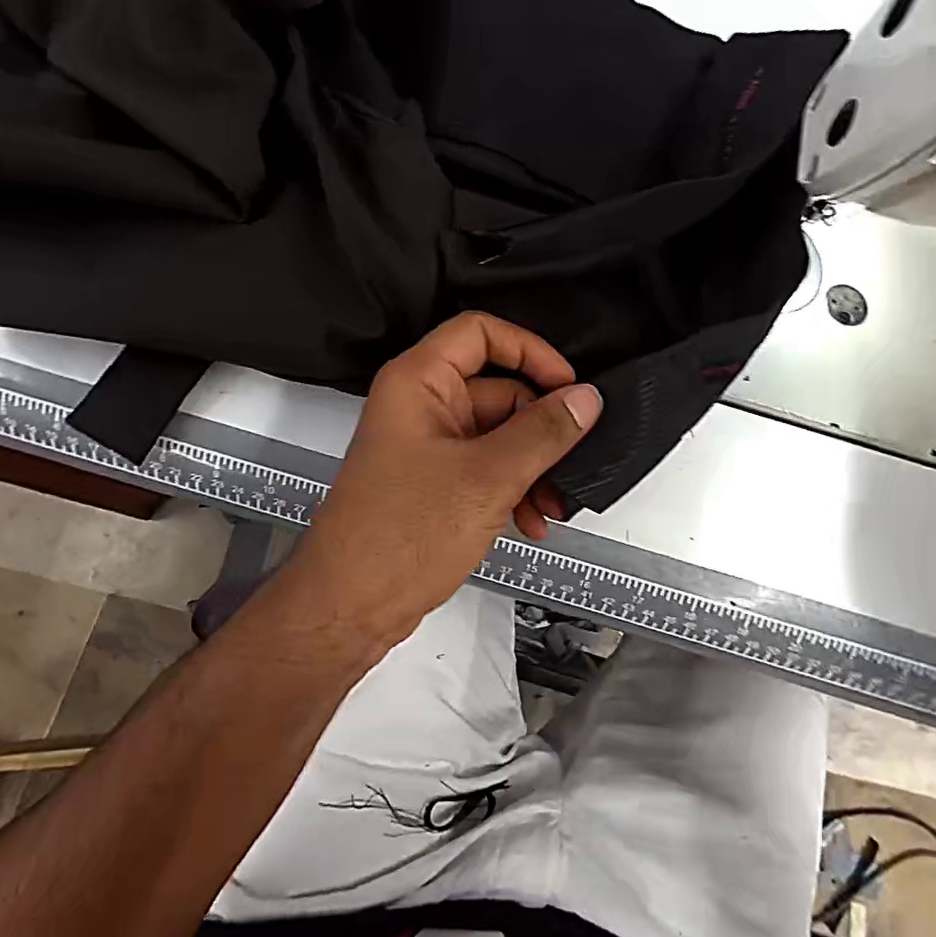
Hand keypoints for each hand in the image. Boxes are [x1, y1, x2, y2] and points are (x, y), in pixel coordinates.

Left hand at [282, 312, 601, 643]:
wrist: (351, 603)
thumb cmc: (396, 537)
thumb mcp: (487, 478)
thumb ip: (542, 433)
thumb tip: (584, 399)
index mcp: (417, 382)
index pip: (480, 333)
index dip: (530, 350)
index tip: (568, 385)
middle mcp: (418, 406)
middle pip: (497, 388)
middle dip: (540, 428)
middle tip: (572, 459)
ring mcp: (425, 445)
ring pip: (496, 434)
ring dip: (531, 466)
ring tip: (552, 505)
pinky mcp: (431, 481)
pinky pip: (484, 467)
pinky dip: (511, 488)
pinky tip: (530, 520)